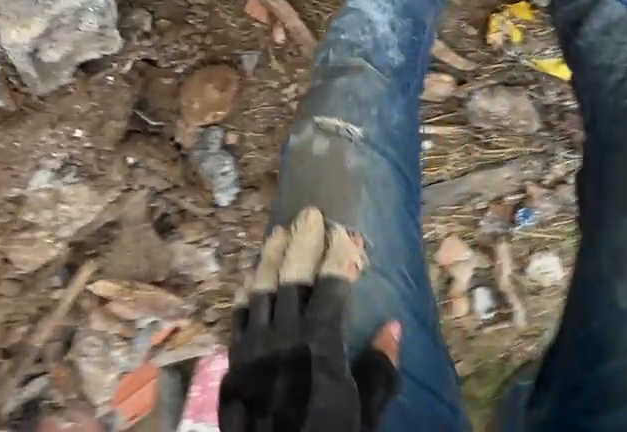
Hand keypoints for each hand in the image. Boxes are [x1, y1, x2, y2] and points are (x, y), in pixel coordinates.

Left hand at [221, 207, 401, 431]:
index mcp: (320, 344)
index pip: (330, 284)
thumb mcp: (363, 413)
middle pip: (293, 276)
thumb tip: (392, 327)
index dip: (338, 255)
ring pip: (261, 289)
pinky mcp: (234, 363)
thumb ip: (378, 370)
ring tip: (279, 231)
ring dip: (271, 256)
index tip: (345, 232)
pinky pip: (238, 316)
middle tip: (311, 214)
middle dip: (304, 242)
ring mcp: (254, 347)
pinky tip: (249, 275)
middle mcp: (285, 336)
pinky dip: (245, 291)